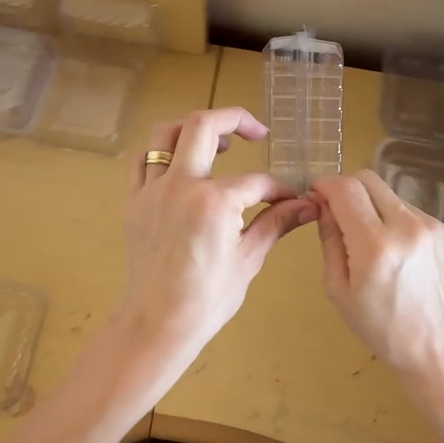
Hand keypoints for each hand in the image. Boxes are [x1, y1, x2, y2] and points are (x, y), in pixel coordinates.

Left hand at [119, 107, 315, 352]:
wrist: (156, 323)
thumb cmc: (207, 299)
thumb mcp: (248, 259)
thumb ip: (276, 223)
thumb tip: (308, 206)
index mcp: (214, 202)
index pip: (256, 181)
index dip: (278, 188)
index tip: (291, 198)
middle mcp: (181, 185)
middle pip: (203, 125)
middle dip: (235, 119)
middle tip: (256, 132)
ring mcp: (153, 190)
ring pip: (165, 134)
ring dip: (193, 127)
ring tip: (217, 140)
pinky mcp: (135, 202)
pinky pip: (142, 161)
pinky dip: (161, 153)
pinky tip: (181, 164)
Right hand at [311, 171, 443, 384]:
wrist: (439, 348)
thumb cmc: (382, 329)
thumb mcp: (339, 290)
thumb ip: (330, 241)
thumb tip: (322, 206)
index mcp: (376, 247)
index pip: (345, 189)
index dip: (324, 186)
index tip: (314, 196)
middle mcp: (406, 226)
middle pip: (367, 178)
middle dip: (345, 188)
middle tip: (335, 212)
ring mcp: (429, 224)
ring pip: (387, 191)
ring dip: (368, 202)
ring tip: (364, 236)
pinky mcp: (442, 229)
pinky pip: (405, 207)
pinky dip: (389, 215)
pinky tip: (389, 247)